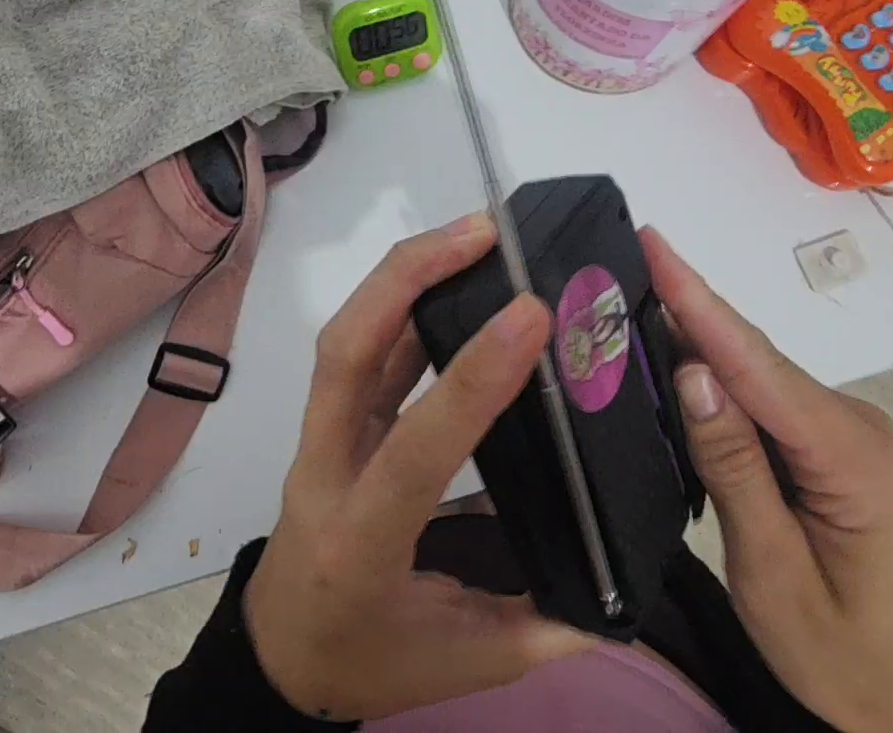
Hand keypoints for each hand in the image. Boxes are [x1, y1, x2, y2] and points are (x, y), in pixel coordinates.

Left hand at [244, 214, 594, 721]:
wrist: (277, 652)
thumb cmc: (361, 659)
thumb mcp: (457, 661)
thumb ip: (539, 628)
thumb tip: (615, 594)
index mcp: (360, 538)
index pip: (414, 448)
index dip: (471, 380)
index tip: (529, 316)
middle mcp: (326, 470)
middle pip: (344, 351)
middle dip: (407, 278)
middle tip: (482, 232)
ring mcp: (320, 439)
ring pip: (347, 339)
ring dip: (404, 278)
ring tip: (471, 237)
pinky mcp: (330, 424)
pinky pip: (361, 354)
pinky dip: (403, 309)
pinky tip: (450, 284)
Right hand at [642, 228, 892, 732]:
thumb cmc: (836, 650)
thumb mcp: (773, 569)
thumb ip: (735, 465)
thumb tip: (693, 371)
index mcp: (850, 460)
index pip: (759, 369)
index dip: (701, 304)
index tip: (655, 246)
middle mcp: (852, 428)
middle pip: (757, 357)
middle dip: (691, 301)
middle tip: (629, 251)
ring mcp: (840, 433)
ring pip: (756, 371)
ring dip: (696, 331)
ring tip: (633, 287)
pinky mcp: (822, 444)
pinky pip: (761, 396)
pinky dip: (714, 368)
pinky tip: (674, 346)